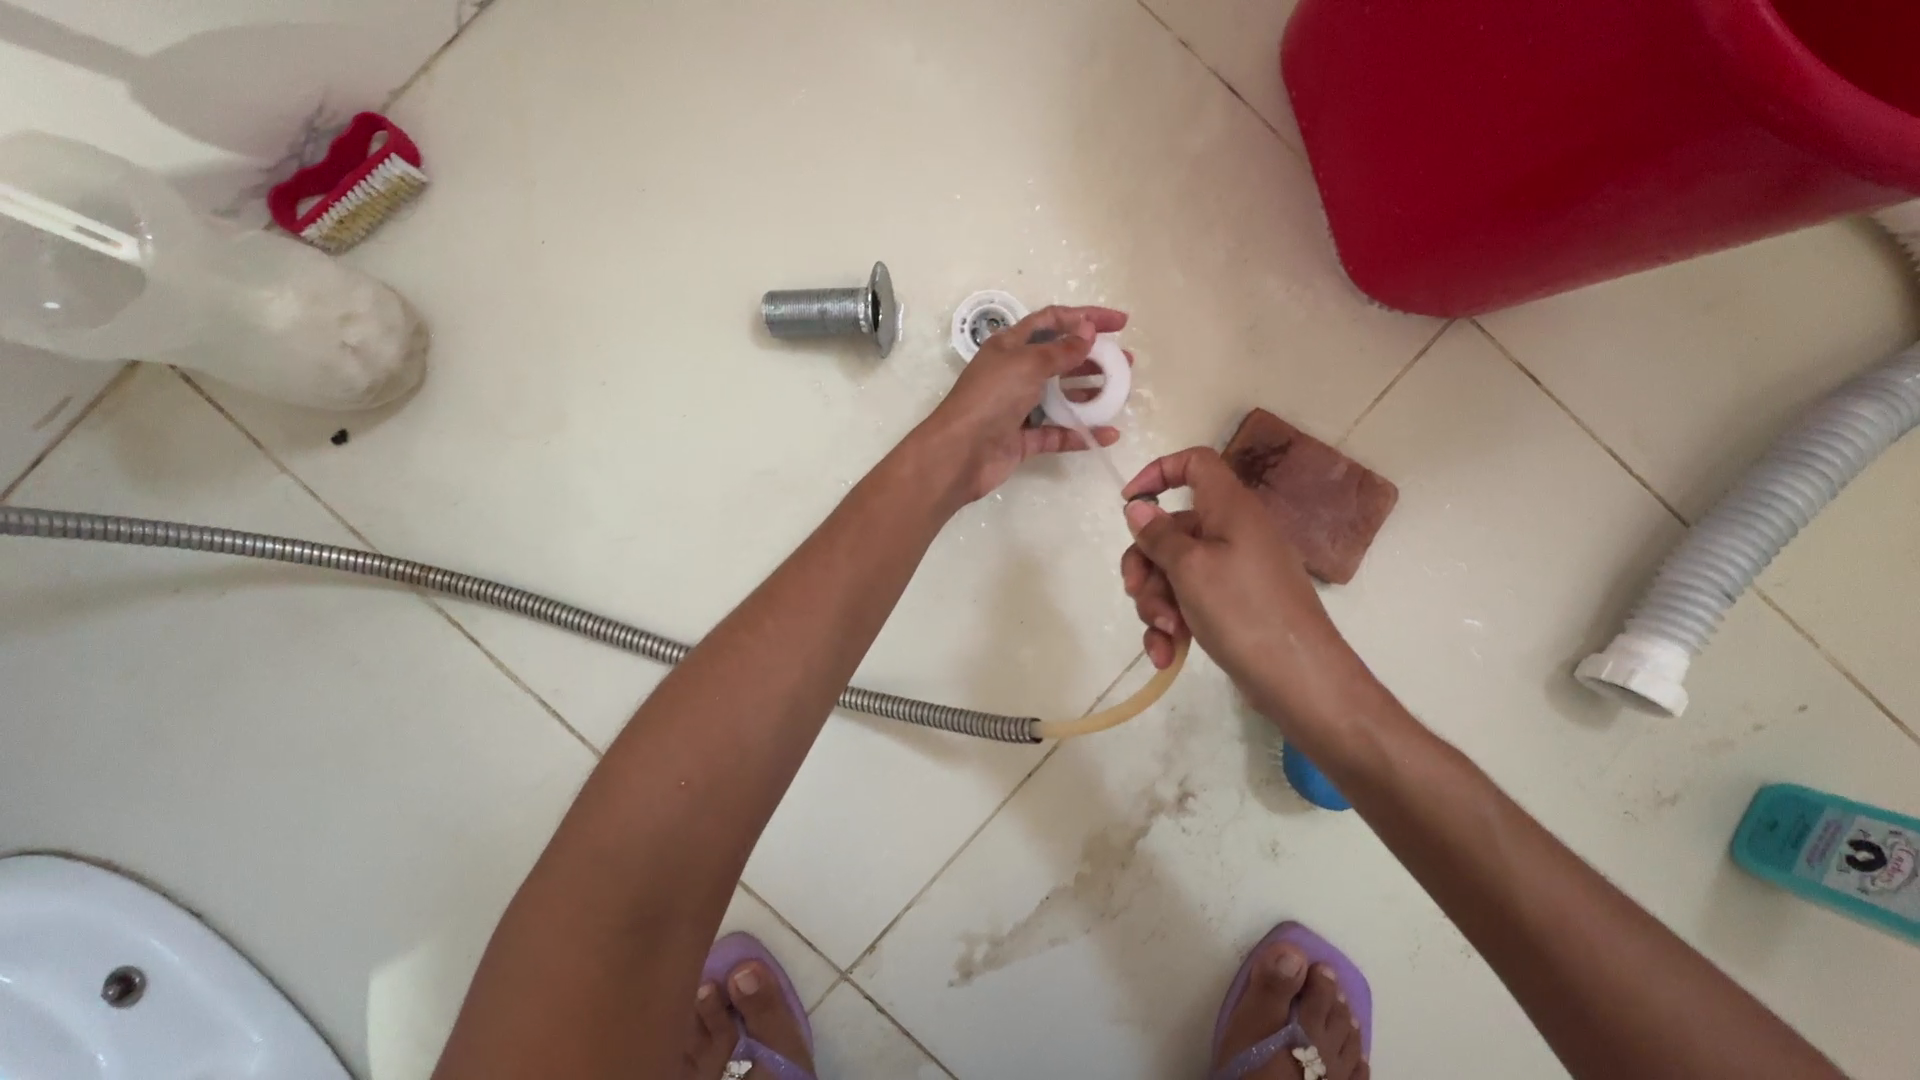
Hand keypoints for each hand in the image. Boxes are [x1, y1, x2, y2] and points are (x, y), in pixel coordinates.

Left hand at [913, 305, 1129, 503]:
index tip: (1120, 322)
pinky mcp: (1023, 439)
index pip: (1052, 321)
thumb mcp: (1027, 364)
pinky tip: (1107, 434)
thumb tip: (1087, 331)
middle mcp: (1014, 373)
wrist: (959, 453)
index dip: (1085, 317)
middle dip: (1093, 357)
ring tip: (1122, 393)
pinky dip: (1081, 433)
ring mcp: (1018, 407)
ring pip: (1061, 397)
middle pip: (1060, 358)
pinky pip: (1058, 433)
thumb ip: (1061, 350)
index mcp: (1009, 346)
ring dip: (1091, 394)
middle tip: (1125, 361)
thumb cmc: (990, 398)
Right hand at [1119, 447, 1374, 729]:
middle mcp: (1232, 533)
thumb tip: (1138, 507)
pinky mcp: (1233, 605)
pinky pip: (1190, 602)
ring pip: (1174, 572)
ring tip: (1163, 634)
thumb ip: (1159, 536)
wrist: (1298, 676)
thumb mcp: (1190, 569)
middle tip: (1135, 593)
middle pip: (1172, 530)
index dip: (1159, 472)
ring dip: (1157, 603)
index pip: (1195, 463)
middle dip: (1145, 564)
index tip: (1129, 502)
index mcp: (1229, 509)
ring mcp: (1234, 571)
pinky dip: (1174, 625)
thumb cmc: (1244, 610)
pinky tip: (1166, 654)